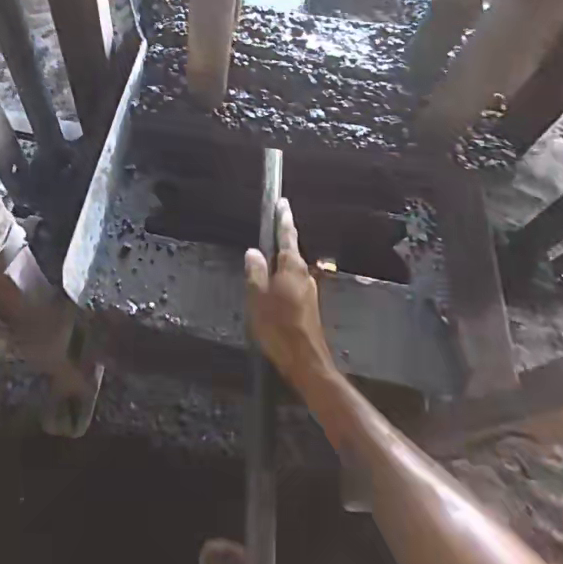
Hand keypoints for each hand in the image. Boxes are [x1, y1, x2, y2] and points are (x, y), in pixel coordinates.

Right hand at [244, 198, 335, 387]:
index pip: (287, 236)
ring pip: (292, 267)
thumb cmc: (278, 327)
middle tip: (275, 222)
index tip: (283, 203)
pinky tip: (273, 283)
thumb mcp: (258, 298)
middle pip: (291, 251)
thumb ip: (255, 273)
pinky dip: (283, 275)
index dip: (284, 219)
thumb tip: (253, 252)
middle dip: (283, 238)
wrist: (306, 360)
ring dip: (282, 259)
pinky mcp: (308, 304)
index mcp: (292, 268)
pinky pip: (293, 281)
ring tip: (268, 254)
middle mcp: (304, 275)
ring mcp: (309, 290)